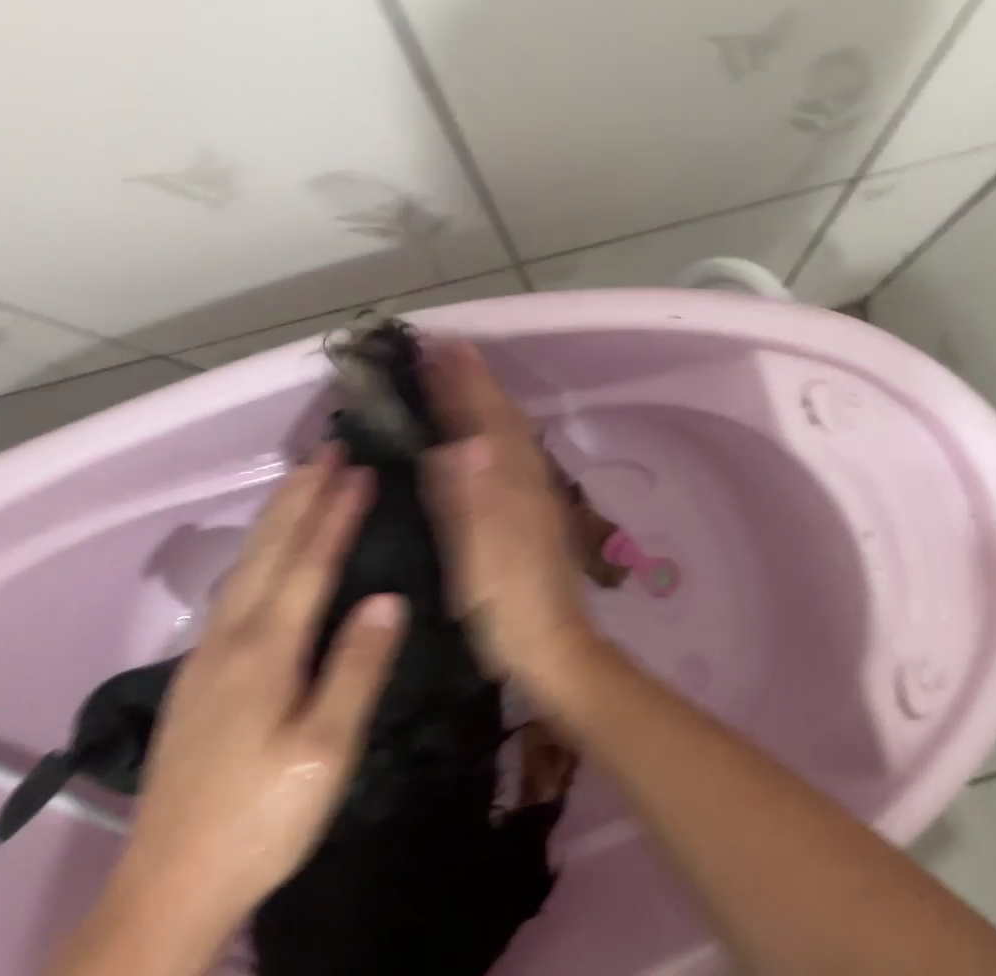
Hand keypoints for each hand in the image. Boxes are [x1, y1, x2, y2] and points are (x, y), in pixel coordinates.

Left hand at [110, 444, 406, 925]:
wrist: (170, 883)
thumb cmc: (264, 818)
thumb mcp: (326, 749)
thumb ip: (356, 669)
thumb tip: (388, 597)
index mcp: (265, 652)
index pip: (307, 564)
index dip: (335, 514)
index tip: (359, 468)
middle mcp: (229, 641)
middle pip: (267, 553)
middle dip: (299, 497)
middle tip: (326, 449)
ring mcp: (205, 659)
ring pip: (245, 569)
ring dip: (275, 521)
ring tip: (299, 484)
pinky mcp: (196, 681)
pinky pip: (234, 593)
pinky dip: (258, 557)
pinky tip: (264, 562)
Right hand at [424, 339, 599, 681]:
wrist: (556, 649)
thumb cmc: (507, 611)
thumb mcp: (480, 560)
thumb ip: (469, 502)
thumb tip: (461, 443)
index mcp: (511, 489)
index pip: (485, 422)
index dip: (463, 384)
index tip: (439, 347)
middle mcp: (529, 484)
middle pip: (504, 421)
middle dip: (477, 383)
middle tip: (449, 349)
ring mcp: (537, 500)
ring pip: (513, 436)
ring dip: (490, 402)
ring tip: (467, 377)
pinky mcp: (537, 518)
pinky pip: (516, 457)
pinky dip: (499, 432)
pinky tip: (489, 439)